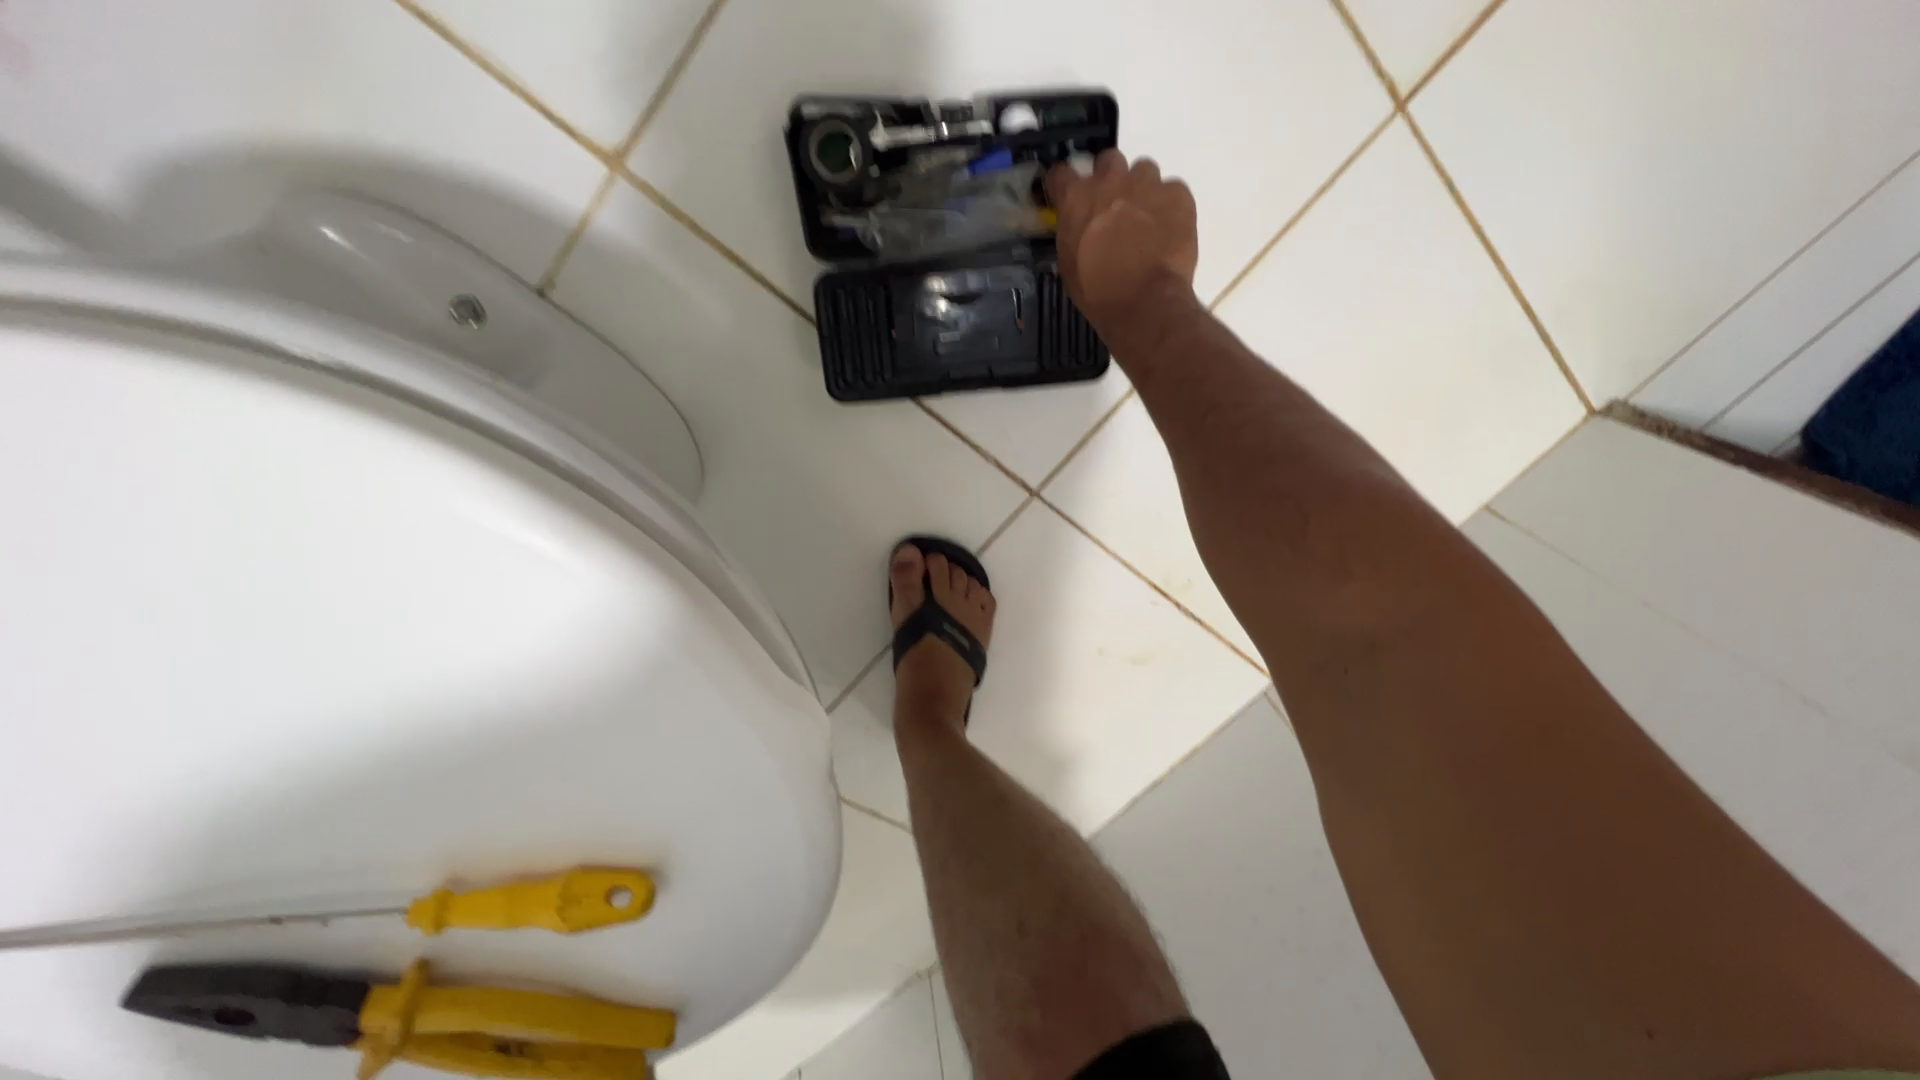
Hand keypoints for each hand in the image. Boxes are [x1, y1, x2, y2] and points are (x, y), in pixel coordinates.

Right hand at [1045, 150, 1199, 328]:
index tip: (1069, 196)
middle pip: (1109, 160)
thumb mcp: (1070, 263)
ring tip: (1147, 218)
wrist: (1144, 301)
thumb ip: (1073, 233)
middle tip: (1114, 204)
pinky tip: (1169, 229)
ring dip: (1142, 189)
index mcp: (1076, 198)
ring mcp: (1147, 183)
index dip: (1065, 185)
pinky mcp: (1178, 194)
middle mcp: (1110, 180)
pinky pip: (1173, 190)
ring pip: (1144, 171)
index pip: (1061, 173)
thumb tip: (1082, 228)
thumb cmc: (1098, 290)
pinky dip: (1171, 206)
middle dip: (1110, 177)